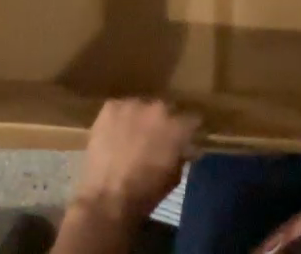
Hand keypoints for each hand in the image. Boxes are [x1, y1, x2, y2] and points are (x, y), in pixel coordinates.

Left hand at [70, 99, 198, 221]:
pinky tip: (113, 136)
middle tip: (154, 139)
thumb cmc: (144, 193)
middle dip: (162, 123)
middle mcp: (159, 108)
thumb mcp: (173, 178)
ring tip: (131, 137)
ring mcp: (133, 104)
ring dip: (140, 119)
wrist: (107, 197)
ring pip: (141, 107)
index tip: (184, 138)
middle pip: (165, 109)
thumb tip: (183, 148)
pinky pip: (120, 109)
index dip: (187, 130)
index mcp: (178, 127)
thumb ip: (181, 155)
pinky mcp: (111, 106)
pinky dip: (119, 119)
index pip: (192, 119)